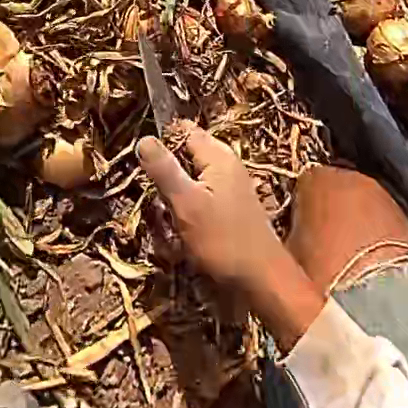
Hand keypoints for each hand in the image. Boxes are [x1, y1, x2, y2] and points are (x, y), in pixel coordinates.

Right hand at [137, 124, 326, 349]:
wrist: (262, 277)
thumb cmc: (222, 239)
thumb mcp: (186, 203)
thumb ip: (165, 170)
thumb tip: (144, 139)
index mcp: (218, 155)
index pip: (184, 130)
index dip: (162, 142)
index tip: (146, 166)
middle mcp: (228, 162)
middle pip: (188, 154)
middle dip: (168, 174)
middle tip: (156, 199)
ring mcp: (232, 184)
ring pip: (193, 178)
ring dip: (177, 196)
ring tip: (168, 221)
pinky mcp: (233, 205)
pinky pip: (203, 196)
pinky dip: (190, 208)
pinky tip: (184, 231)